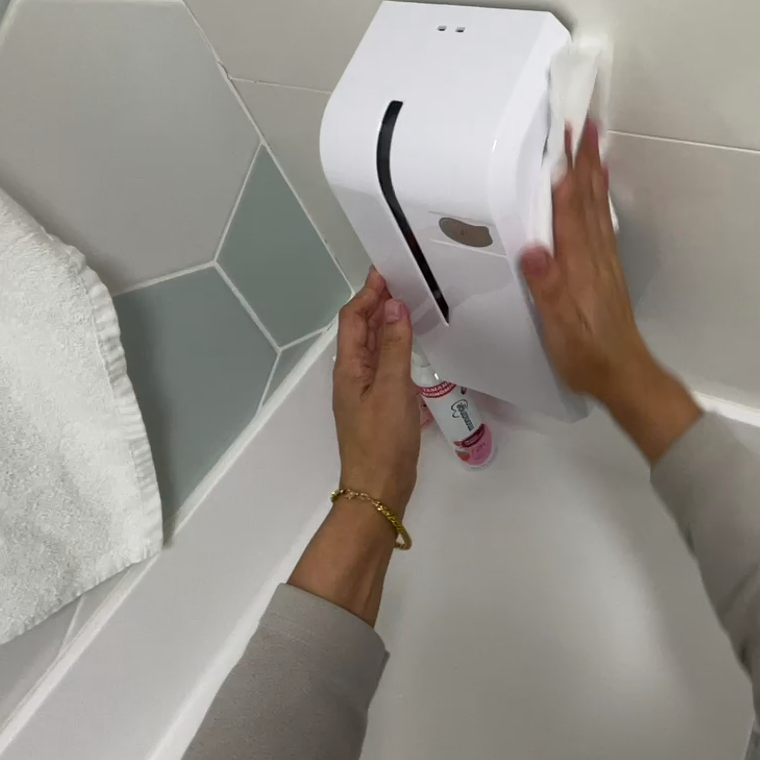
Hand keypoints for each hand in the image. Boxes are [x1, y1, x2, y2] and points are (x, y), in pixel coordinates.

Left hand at [331, 268, 420, 512]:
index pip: (353, 318)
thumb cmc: (383, 439)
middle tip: (402, 280)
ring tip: (409, 303)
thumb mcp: (392, 388)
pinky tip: (411, 343)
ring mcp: (364, 389)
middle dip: (377, 302)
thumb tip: (393, 305)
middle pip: (360, 328)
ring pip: (372, 345)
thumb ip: (394, 346)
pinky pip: (383, 362)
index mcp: (349, 367)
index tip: (387, 270)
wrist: (379, 488)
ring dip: (385, 321)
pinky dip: (395, 344)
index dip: (368, 293)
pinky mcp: (378, 402)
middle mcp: (352, 373)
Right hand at [521, 122, 699, 459]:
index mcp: (578, 264)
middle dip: (585, 157)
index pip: (571, 207)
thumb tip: (532, 247)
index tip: (566, 135)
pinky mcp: (605, 268)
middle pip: (588, 196)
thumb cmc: (586, 353)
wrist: (623, 374)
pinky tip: (597, 187)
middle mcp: (594, 254)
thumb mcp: (559, 328)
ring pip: (597, 204)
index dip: (568, 170)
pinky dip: (598, 195)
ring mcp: (602, 259)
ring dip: (593, 170)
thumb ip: (546, 287)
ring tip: (591, 140)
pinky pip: (600, 220)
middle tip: (583, 120)